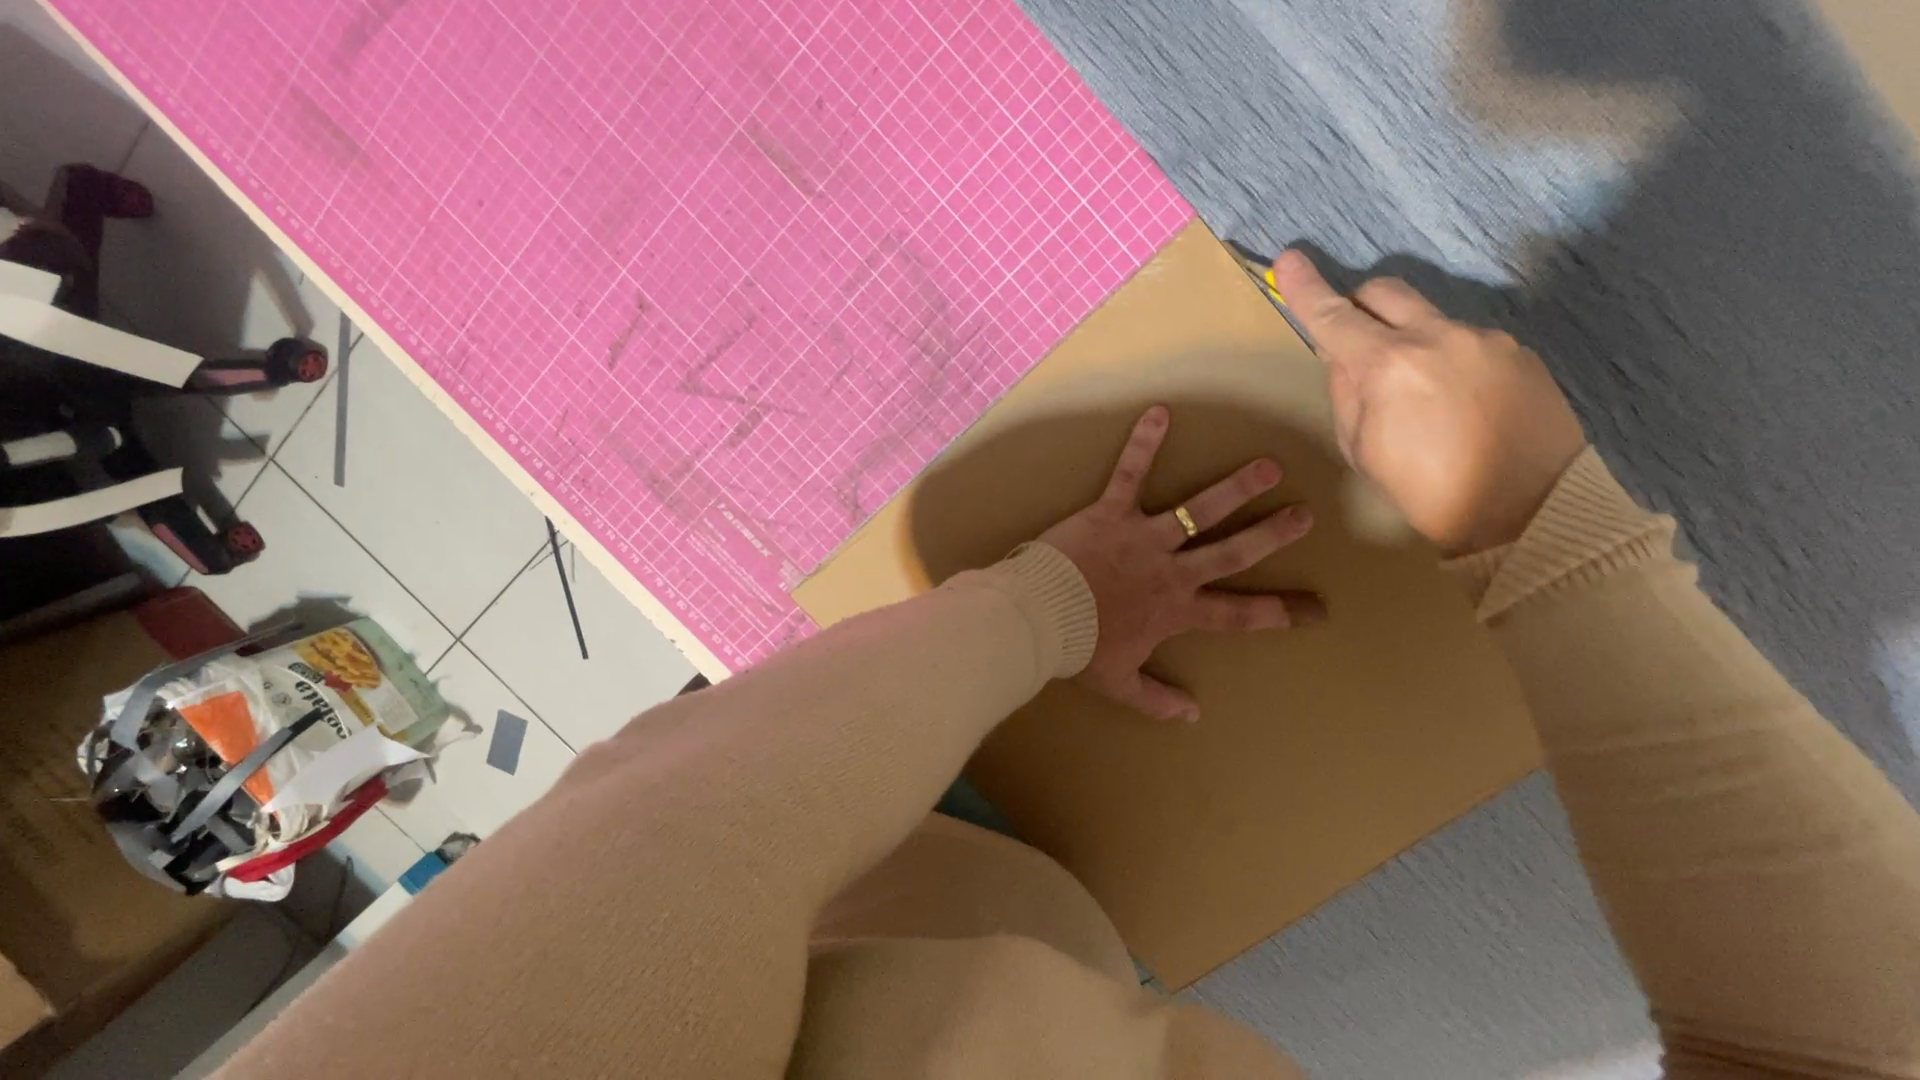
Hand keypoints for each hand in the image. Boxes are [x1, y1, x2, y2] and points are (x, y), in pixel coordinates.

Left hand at [1038, 406, 1322, 722]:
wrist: (1038, 619)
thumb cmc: (1078, 650)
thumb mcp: (1119, 683)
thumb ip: (1157, 700)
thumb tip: (1192, 716)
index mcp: (1176, 611)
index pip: (1240, 615)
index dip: (1280, 613)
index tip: (1315, 610)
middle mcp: (1171, 570)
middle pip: (1232, 551)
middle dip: (1271, 534)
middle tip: (1305, 516)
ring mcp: (1144, 537)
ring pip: (1199, 508)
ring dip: (1235, 487)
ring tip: (1267, 467)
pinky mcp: (1112, 512)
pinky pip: (1130, 473)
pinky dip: (1143, 443)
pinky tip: (1158, 412)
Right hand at [1272, 250, 1586, 555]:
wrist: (1535, 508)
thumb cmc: (1429, 492)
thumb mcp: (1363, 452)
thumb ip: (1348, 394)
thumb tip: (1346, 359)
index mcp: (1389, 367)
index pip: (1334, 316)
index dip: (1305, 288)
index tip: (1288, 261)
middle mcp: (1438, 337)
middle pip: (1385, 290)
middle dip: (1360, 305)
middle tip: (1355, 339)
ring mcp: (1485, 339)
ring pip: (1429, 318)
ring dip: (1410, 340)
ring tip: (1422, 396)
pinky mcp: (1519, 351)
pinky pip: (1466, 341)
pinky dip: (1449, 360)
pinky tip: (1461, 402)